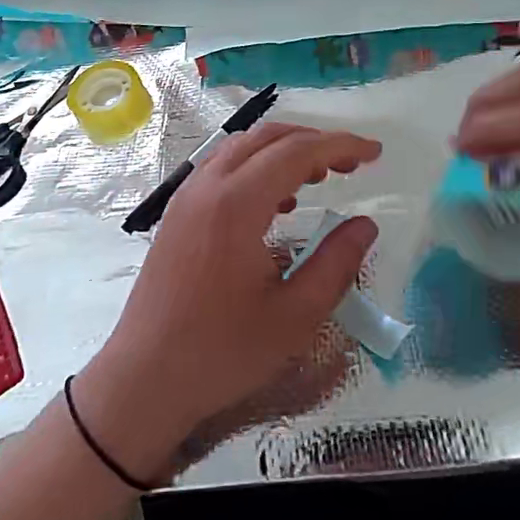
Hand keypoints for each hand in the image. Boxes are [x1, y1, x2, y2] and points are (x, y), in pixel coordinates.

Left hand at [75, 123, 381, 478]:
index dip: (342, 146)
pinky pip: (223, 169)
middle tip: (353, 163)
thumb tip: (365, 225)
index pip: (297, 153)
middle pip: (267, 138)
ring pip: (242, 148)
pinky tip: (279, 203)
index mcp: (236, 206)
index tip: (375, 153)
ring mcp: (186, 199)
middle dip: (316, 141)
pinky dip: (258, 168)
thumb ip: (336, 263)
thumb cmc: (221, 352)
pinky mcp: (177, 216)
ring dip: (285, 151)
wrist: (144, 381)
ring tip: (321, 177)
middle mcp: (207, 188)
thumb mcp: (295, 316)